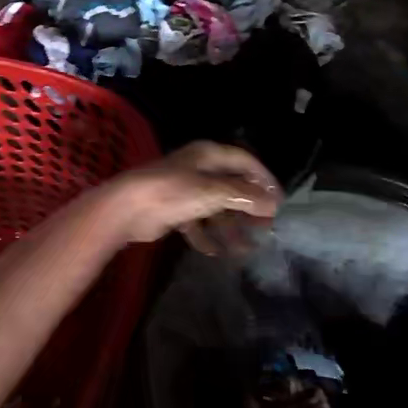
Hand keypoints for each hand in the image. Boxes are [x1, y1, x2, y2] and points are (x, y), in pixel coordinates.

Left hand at [102, 142, 280, 252]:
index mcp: (208, 155)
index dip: (264, 180)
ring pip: (215, 208)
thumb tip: (273, 203)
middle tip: (266, 227)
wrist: (127, 208)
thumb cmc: (173, 192)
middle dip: (248, 207)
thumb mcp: (214, 192)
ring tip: (244, 249)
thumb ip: (245, 197)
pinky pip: (196, 223)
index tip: (279, 202)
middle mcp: (197, 169)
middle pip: (231, 186)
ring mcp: (183, 190)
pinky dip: (206, 236)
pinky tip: (215, 252)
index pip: (245, 162)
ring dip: (229, 228)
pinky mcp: (172, 210)